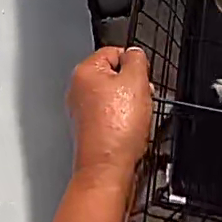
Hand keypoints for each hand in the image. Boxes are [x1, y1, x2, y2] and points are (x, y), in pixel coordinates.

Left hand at [66, 46, 152, 186]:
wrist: (107, 169)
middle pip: (113, 75)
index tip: (143, 77)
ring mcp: (82, 110)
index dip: (134, 64)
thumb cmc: (116, 129)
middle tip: (141, 99)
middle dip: (133, 86)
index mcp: (84, 71)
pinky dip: (123, 122)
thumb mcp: (136, 81)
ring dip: (130, 105)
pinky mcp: (89, 128)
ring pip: (114, 97)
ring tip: (136, 119)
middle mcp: (78, 89)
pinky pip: (111, 116)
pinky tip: (130, 132)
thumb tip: (134, 53)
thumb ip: (137, 59)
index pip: (114, 52)